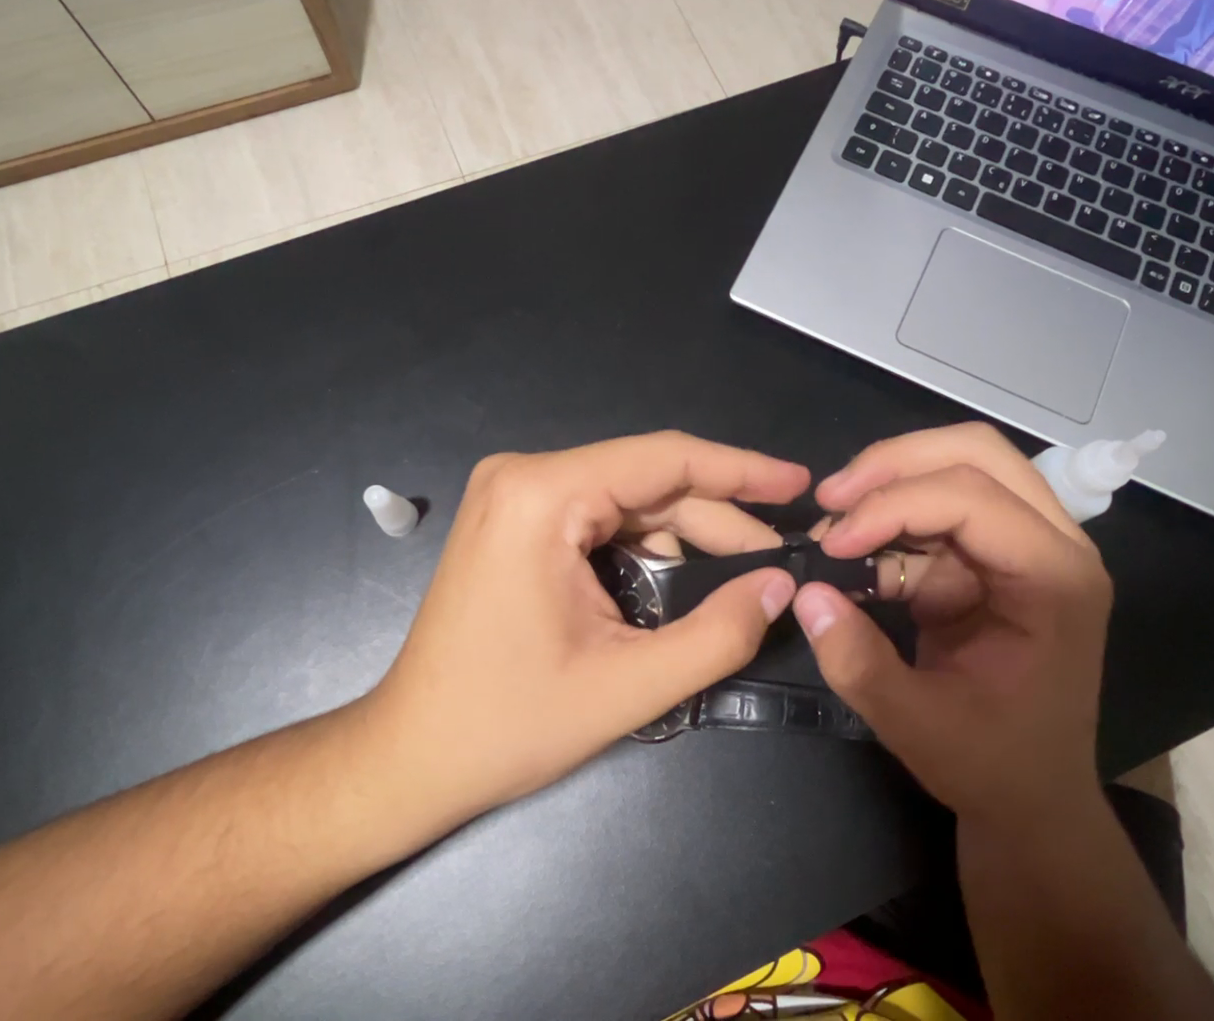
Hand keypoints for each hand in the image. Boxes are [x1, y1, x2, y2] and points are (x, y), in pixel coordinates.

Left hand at [365, 432, 807, 819]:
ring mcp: (512, 498)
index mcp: (543, 494)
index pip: (665, 459)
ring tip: (743, 574)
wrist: (412, 755)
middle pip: (646, 480)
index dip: (742, 469)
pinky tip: (681, 581)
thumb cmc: (509, 724)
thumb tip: (781, 585)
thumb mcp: (630, 685)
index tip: (800, 484)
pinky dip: (644, 547)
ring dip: (684, 536)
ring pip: (625, 500)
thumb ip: (719, 633)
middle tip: (782, 556)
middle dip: (718, 517)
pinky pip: (596, 519)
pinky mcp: (512, 524)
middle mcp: (523, 477)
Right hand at [790, 423, 1112, 826]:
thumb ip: (858, 660)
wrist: (1032, 802)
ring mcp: (1023, 549)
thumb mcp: (917, 724)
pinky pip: (936, 514)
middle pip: (976, 454)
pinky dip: (888, 523)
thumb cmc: (993, 767)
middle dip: (894, 464)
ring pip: (957, 470)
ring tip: (831, 524)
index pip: (972, 497)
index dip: (892, 506)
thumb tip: (805, 593)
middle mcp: (1052, 546)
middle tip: (831, 499)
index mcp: (1055, 580)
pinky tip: (849, 552)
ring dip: (887, 487)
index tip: (831, 543)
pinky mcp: (990, 563)